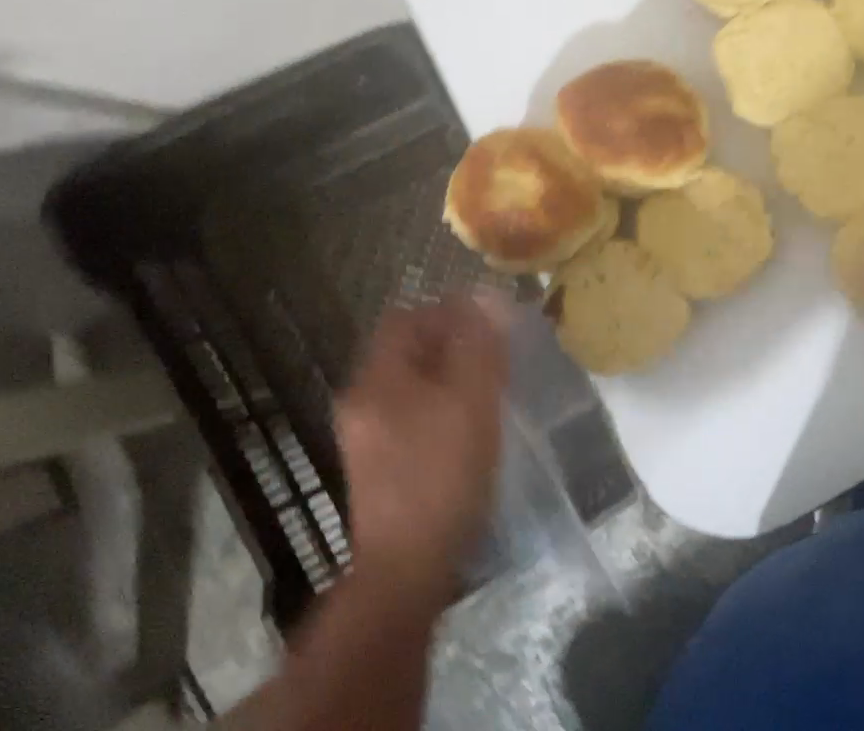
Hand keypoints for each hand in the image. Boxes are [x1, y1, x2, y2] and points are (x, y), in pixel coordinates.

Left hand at [336, 296, 507, 603]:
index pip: (407, 319)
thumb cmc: (444, 474)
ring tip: (494, 385)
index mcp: (377, 380)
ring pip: (412, 383)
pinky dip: (443, 404)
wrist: (409, 562)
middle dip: (454, 342)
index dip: (449, 310)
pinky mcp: (381, 465)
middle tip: (501, 351)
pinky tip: (473, 424)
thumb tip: (485, 300)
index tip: (494, 319)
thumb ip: (479, 347)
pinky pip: (412, 413)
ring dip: (451, 374)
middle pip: (407, 351)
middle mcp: (362, 401)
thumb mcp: (472, 401)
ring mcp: (367, 436)